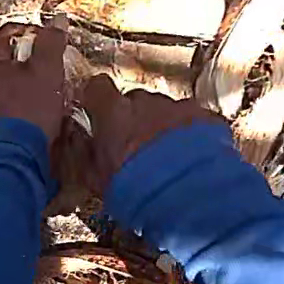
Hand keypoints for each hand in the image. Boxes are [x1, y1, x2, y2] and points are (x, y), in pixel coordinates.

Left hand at [0, 22, 69, 142]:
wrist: (11, 160)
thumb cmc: (26, 114)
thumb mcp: (46, 71)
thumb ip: (51, 42)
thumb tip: (58, 22)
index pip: (11, 31)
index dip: (38, 33)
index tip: (55, 45)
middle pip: (8, 58)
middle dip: (34, 61)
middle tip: (53, 70)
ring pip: (8, 82)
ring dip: (30, 84)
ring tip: (48, 93)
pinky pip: (5, 104)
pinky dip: (21, 103)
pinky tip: (36, 113)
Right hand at [79, 74, 223, 192]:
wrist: (184, 196)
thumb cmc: (132, 188)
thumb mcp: (93, 177)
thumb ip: (83, 152)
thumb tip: (76, 140)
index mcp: (113, 113)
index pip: (97, 87)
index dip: (97, 98)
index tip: (97, 111)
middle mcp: (146, 102)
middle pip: (134, 100)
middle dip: (132, 118)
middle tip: (131, 147)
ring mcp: (179, 108)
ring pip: (164, 110)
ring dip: (160, 127)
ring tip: (162, 158)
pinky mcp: (207, 118)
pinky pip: (193, 120)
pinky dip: (189, 134)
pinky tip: (187, 158)